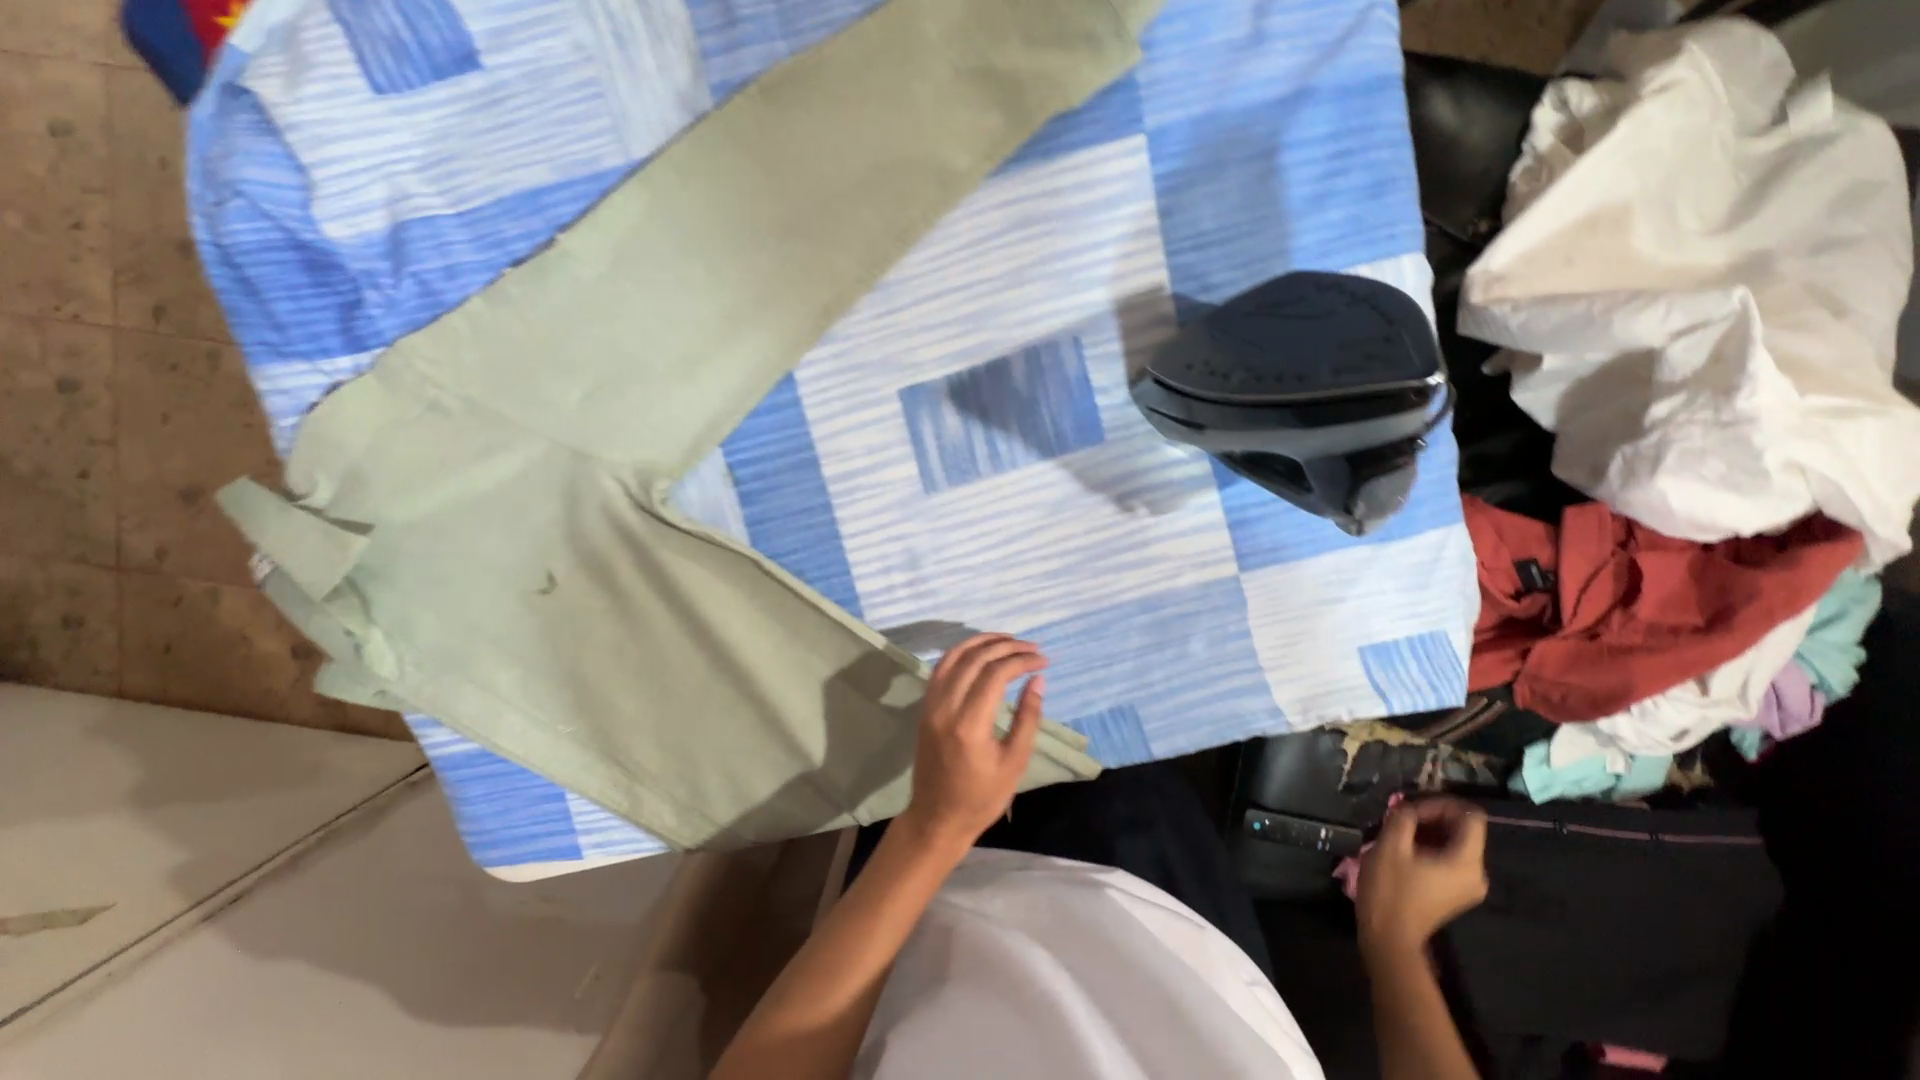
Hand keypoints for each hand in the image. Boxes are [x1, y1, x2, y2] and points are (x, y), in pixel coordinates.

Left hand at [899, 634, 1048, 847]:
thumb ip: (1027, 718)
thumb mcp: (1014, 762)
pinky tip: (981, 653)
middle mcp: (945, 708)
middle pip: (975, 659)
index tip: (1043, 661)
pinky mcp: (925, 708)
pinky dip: (962, 653)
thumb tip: (1037, 679)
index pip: (996, 674)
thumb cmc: (981, 797)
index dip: (1021, 661)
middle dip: (1006, 647)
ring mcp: (930, 706)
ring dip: (982, 643)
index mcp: (969, 724)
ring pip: (954, 657)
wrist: (937, 818)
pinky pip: (941, 669)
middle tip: (1032, 648)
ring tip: (1009, 641)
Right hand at [1356, 797, 1487, 961]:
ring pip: (1455, 843)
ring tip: (1398, 829)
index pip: (1470, 816)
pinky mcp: (1455, 892)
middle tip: (1400, 816)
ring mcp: (1468, 885)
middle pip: (1464, 829)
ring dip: (1428, 830)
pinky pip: (1450, 858)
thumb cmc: (1390, 890)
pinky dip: (1430, 846)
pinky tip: (1405, 847)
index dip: (1441, 804)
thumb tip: (1407, 807)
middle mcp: (1478, 873)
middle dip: (1432, 816)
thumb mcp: (1390, 846)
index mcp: (1468, 862)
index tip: (1410, 807)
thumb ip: (1403, 817)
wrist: (1388, 937)